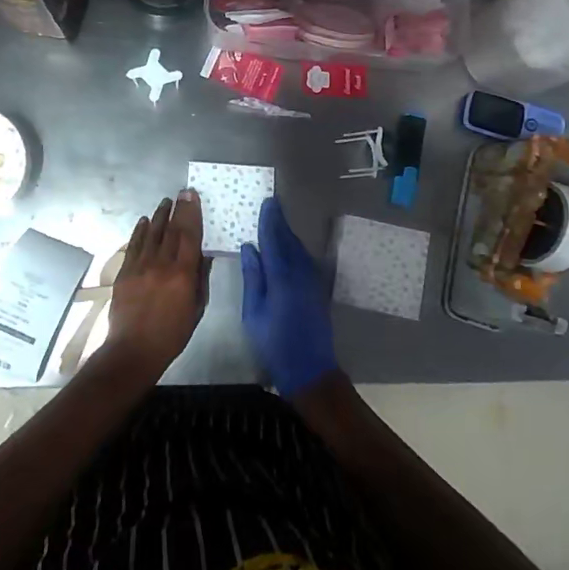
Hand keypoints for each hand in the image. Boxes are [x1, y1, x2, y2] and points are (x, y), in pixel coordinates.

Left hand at [105, 191, 209, 376]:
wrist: (133, 350)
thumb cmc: (172, 334)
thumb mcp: (196, 309)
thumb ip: (200, 280)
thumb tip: (203, 255)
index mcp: (182, 275)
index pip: (189, 236)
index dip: (191, 214)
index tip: (192, 197)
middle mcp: (160, 265)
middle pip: (170, 230)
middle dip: (177, 210)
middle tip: (181, 193)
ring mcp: (139, 267)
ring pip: (151, 234)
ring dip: (159, 216)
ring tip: (165, 203)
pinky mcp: (124, 273)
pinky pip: (134, 246)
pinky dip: (140, 232)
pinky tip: (145, 222)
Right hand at [240, 197, 338, 397]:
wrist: (309, 368)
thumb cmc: (274, 342)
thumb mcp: (253, 311)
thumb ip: (253, 277)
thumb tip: (250, 248)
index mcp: (283, 275)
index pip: (275, 239)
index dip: (271, 220)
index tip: (268, 202)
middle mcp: (302, 272)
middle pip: (290, 240)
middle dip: (280, 224)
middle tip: (270, 208)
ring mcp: (313, 280)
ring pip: (299, 250)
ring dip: (287, 236)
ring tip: (275, 225)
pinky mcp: (318, 290)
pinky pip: (304, 261)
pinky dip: (294, 250)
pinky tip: (286, 251)